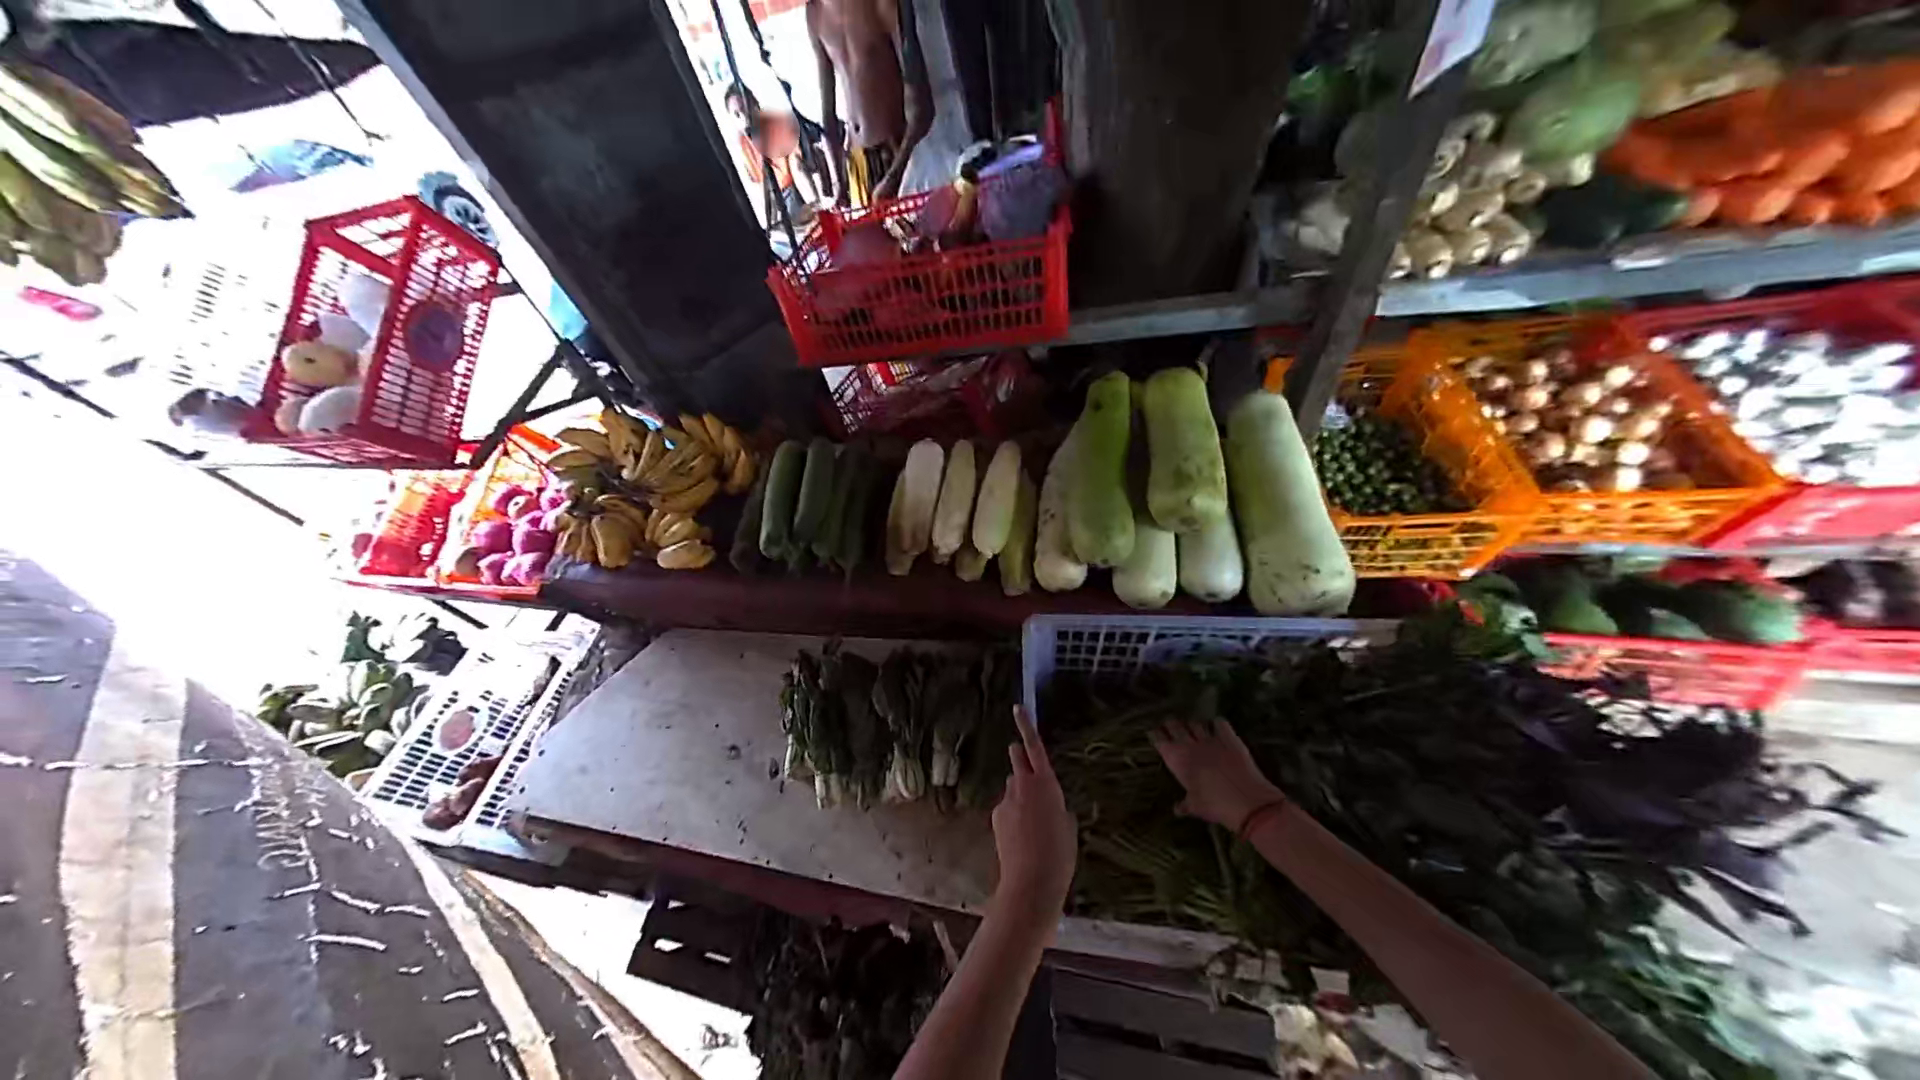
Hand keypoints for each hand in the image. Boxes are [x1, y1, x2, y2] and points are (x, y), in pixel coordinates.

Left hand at [991, 706, 1076, 919]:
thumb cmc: (1060, 853)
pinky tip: (1022, 838)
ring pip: (1012, 787)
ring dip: (1020, 794)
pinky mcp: (996, 815)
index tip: (1018, 708)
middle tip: (1031, 773)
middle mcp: (1021, 785)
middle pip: (1016, 758)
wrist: (1031, 881)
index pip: (1034, 747)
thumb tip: (1049, 802)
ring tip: (1033, 824)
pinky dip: (1013, 815)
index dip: (1026, 725)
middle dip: (1021, 757)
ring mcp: (1005, 800)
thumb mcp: (1068, 825)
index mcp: (1046, 784)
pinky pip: (1006, 807)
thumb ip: (1057, 805)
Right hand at [1150, 718, 1285, 831]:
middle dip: (1172, 725)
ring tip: (1194, 728)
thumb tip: (1177, 809)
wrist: (1247, 801)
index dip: (1156, 735)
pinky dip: (1217, 724)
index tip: (1155, 734)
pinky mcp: (1230, 738)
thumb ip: (1185, 804)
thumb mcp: (1196, 808)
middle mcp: (1190, 745)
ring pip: (1196, 723)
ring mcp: (1210, 739)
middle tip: (1171, 727)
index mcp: (1177, 759)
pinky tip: (1217, 726)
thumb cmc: (1215, 806)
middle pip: (1175, 725)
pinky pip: (1220, 723)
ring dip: (1194, 725)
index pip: (1159, 739)